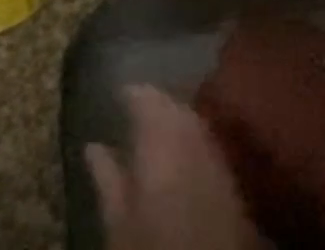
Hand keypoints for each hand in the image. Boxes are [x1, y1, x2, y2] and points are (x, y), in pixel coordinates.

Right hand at [85, 85, 263, 249]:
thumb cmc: (154, 249)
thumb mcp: (119, 223)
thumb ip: (107, 180)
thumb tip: (92, 147)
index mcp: (161, 148)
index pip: (149, 103)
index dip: (135, 93)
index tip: (120, 90)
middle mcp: (193, 146)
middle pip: (178, 109)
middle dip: (159, 100)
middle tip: (139, 102)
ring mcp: (217, 163)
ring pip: (197, 123)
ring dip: (178, 115)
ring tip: (159, 121)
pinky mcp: (232, 184)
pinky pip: (211, 144)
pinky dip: (195, 137)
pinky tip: (184, 150)